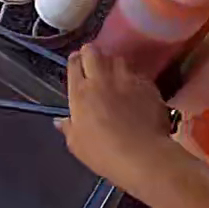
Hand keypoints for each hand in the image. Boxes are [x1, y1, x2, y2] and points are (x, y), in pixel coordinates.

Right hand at [58, 47, 189, 193]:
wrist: (142, 155)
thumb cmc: (102, 152)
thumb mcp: (77, 144)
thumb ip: (69, 127)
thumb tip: (60, 120)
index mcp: (81, 92)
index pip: (74, 63)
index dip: (75, 61)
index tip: (77, 65)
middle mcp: (102, 79)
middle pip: (94, 52)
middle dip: (91, 53)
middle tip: (92, 63)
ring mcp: (127, 80)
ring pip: (117, 59)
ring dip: (113, 64)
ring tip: (114, 75)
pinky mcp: (148, 85)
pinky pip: (137, 74)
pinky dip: (133, 79)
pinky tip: (134, 90)